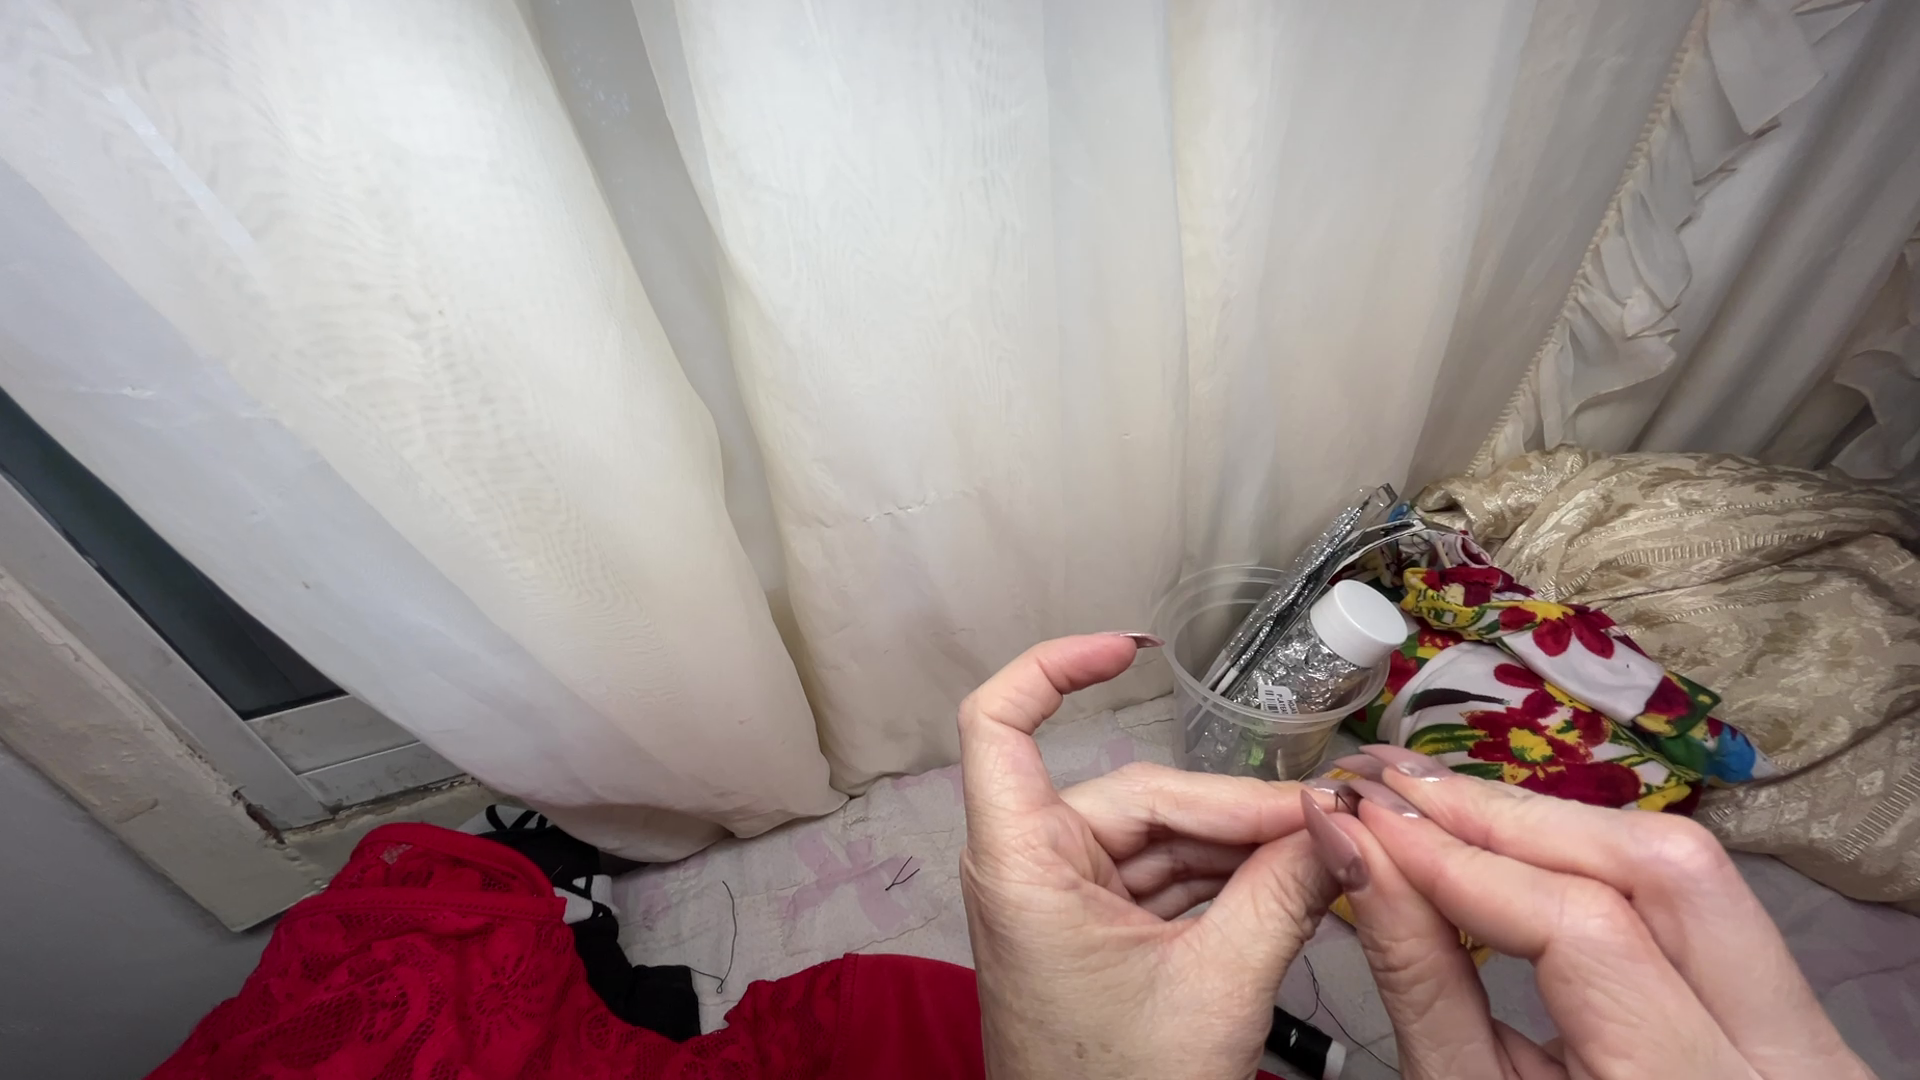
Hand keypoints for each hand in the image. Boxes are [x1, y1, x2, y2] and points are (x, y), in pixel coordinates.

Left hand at [958, 633, 1341, 1079]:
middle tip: (1327, 818)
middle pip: (1135, 792)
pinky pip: (1166, 872)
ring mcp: (1067, 889)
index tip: (1128, 649)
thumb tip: (1339, 826)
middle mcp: (1034, 860)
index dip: (1052, 668)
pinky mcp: (1098, 918)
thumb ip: (1279, 899)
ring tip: (1324, 850)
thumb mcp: (1210, 995)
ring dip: (1241, 843)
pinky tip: (1290, 880)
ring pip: (1160, 832)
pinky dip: (1225, 875)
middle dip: (1233, 806)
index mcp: (1021, 860)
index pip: (998, 722)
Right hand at [1302, 744, 1874, 1078]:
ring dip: (1526, 816)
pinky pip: (1668, 890)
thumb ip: (1412, 965)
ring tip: (1420, 794)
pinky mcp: (1777, 1003)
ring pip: (1672, 862)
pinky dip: (1558, 845)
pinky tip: (1482, 829)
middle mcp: (1793, 1056)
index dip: (1456, 856)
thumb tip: (1346, 839)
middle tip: (1391, 782)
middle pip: (1658, 864)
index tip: (1360, 810)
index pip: (1581, 925)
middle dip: (1502, 811)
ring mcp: (1804, 1027)